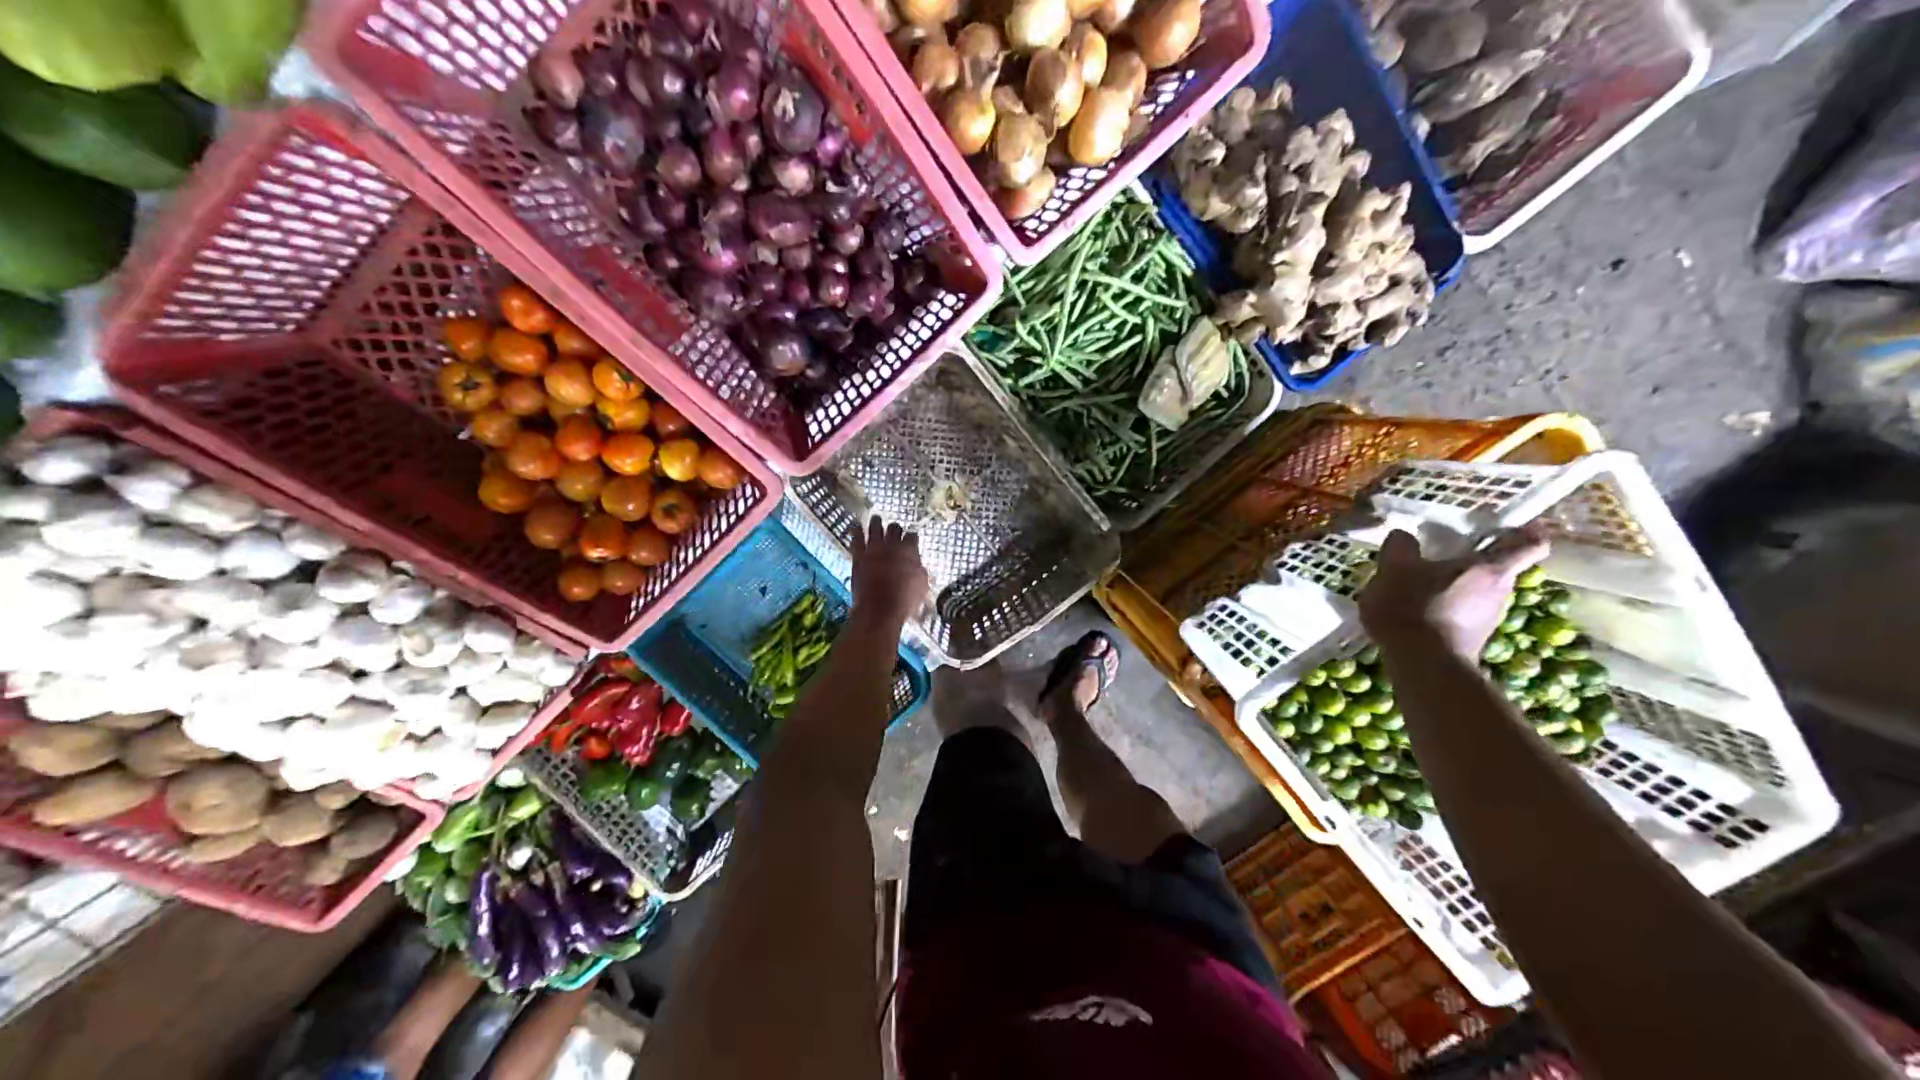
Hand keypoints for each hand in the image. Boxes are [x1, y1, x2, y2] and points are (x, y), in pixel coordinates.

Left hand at [849, 516, 926, 626]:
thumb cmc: (904, 601)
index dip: (912, 537)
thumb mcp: (922, 586)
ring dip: (876, 522)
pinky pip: (856, 538)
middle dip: (895, 528)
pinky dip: (856, 530)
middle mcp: (892, 545)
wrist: (880, 609)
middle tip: (894, 529)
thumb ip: (920, 571)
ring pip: (875, 527)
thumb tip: (919, 567)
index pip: (912, 536)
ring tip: (876, 518)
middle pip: (894, 528)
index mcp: (910, 550)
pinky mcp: (859, 556)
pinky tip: (855, 526)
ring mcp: (874, 549)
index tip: (911, 539)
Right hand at [1359, 524, 1548, 660]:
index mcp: (1490, 568)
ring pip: (1482, 593)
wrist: (1422, 662)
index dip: (1527, 532)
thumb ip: (1400, 547)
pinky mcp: (1475, 639)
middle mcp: (1501, 591)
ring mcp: (1490, 618)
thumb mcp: (1395, 568)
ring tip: (1426, 586)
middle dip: (1477, 561)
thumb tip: (1403, 536)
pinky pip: (1466, 614)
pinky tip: (1420, 612)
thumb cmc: (1413, 605)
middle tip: (1447, 556)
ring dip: (1460, 587)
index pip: (1532, 544)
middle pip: (1500, 568)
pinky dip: (1449, 609)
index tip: (1511, 527)